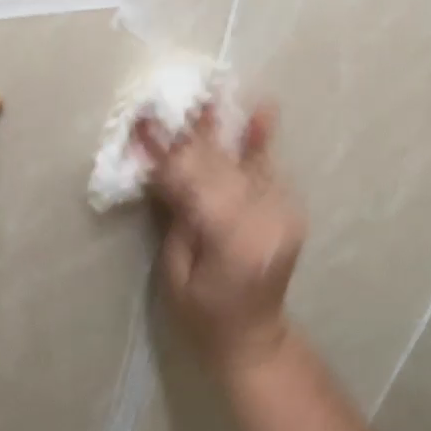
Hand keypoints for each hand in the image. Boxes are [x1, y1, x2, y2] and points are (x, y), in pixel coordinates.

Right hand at [137, 105, 305, 370]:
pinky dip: (261, 142)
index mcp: (234, 242)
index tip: (143, 124)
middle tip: (162, 106)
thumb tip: (159, 165)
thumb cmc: (202, 314)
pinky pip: (269, 170)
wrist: (254, 336)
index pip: (194, 184)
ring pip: (242, 164)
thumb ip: (175, 216)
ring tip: (207, 94)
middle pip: (219, 168)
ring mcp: (282, 213)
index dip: (167, 154)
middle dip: (187, 138)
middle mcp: (265, 222)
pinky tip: (262, 110)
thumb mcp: (176, 271)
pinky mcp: (287, 209)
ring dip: (221, 131)